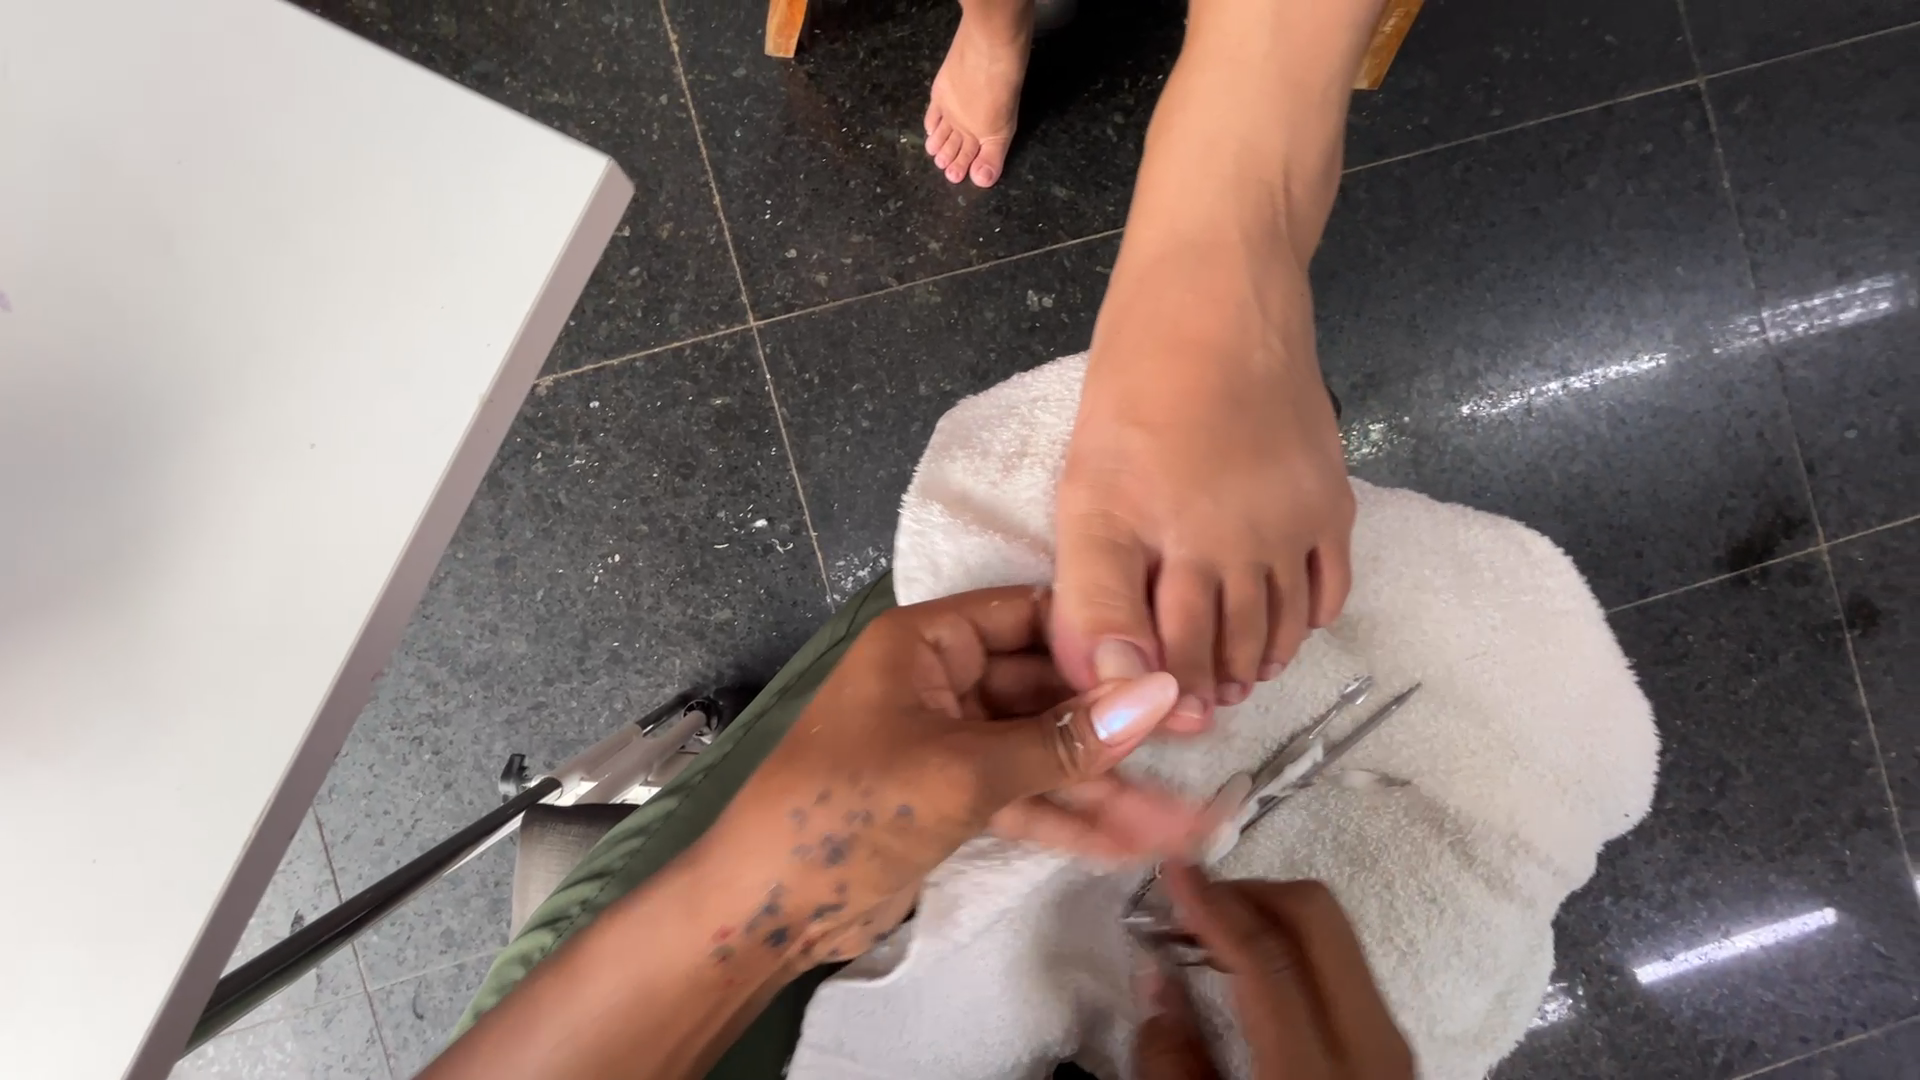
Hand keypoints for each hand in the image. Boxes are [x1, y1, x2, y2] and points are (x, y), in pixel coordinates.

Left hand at [695, 586, 1189, 966]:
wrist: (769, 908)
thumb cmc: (854, 806)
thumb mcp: (964, 769)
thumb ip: (1064, 739)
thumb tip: (1157, 696)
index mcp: (927, 642)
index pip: (1028, 616)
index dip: (1097, 640)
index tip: (1167, 663)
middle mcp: (942, 680)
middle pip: (1043, 688)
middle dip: (1112, 724)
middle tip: (1197, 738)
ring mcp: (951, 740)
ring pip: (1040, 749)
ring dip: (1103, 784)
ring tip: (1184, 814)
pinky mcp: (955, 795)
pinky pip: (1024, 793)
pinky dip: (1069, 817)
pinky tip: (1134, 841)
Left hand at [1052, 240, 1354, 726]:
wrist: (1216, 293)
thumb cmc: (1132, 389)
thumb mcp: (1086, 493)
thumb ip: (1098, 595)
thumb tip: (1121, 687)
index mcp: (1184, 553)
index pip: (1179, 655)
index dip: (1168, 693)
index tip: (1162, 716)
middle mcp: (1253, 551)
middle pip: (1236, 642)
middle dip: (1213, 681)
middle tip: (1200, 705)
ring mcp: (1300, 524)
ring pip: (1282, 621)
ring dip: (1259, 656)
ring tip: (1240, 677)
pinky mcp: (1332, 494)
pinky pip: (1331, 582)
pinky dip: (1310, 615)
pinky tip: (1293, 625)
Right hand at [1133, 864, 1412, 1079]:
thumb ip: (1172, 1063)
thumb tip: (1156, 975)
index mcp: (1319, 1077)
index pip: (1270, 962)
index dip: (1215, 906)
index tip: (1172, 872)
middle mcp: (1375, 1047)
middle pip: (1317, 917)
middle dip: (1247, 891)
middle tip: (1192, 904)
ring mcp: (1395, 1042)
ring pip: (1332, 931)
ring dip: (1265, 912)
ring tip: (1211, 936)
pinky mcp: (1395, 1043)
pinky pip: (1339, 960)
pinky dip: (1288, 941)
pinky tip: (1249, 969)